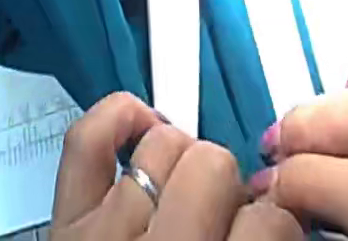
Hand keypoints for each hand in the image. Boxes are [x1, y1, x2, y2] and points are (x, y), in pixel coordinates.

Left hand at [51, 93, 299, 240]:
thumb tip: (283, 228)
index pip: (271, 223)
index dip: (280, 220)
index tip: (275, 228)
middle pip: (214, 167)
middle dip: (229, 189)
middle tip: (226, 217)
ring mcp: (103, 237)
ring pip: (162, 144)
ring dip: (183, 161)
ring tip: (185, 189)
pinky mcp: (64, 223)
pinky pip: (87, 139)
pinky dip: (116, 118)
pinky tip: (141, 129)